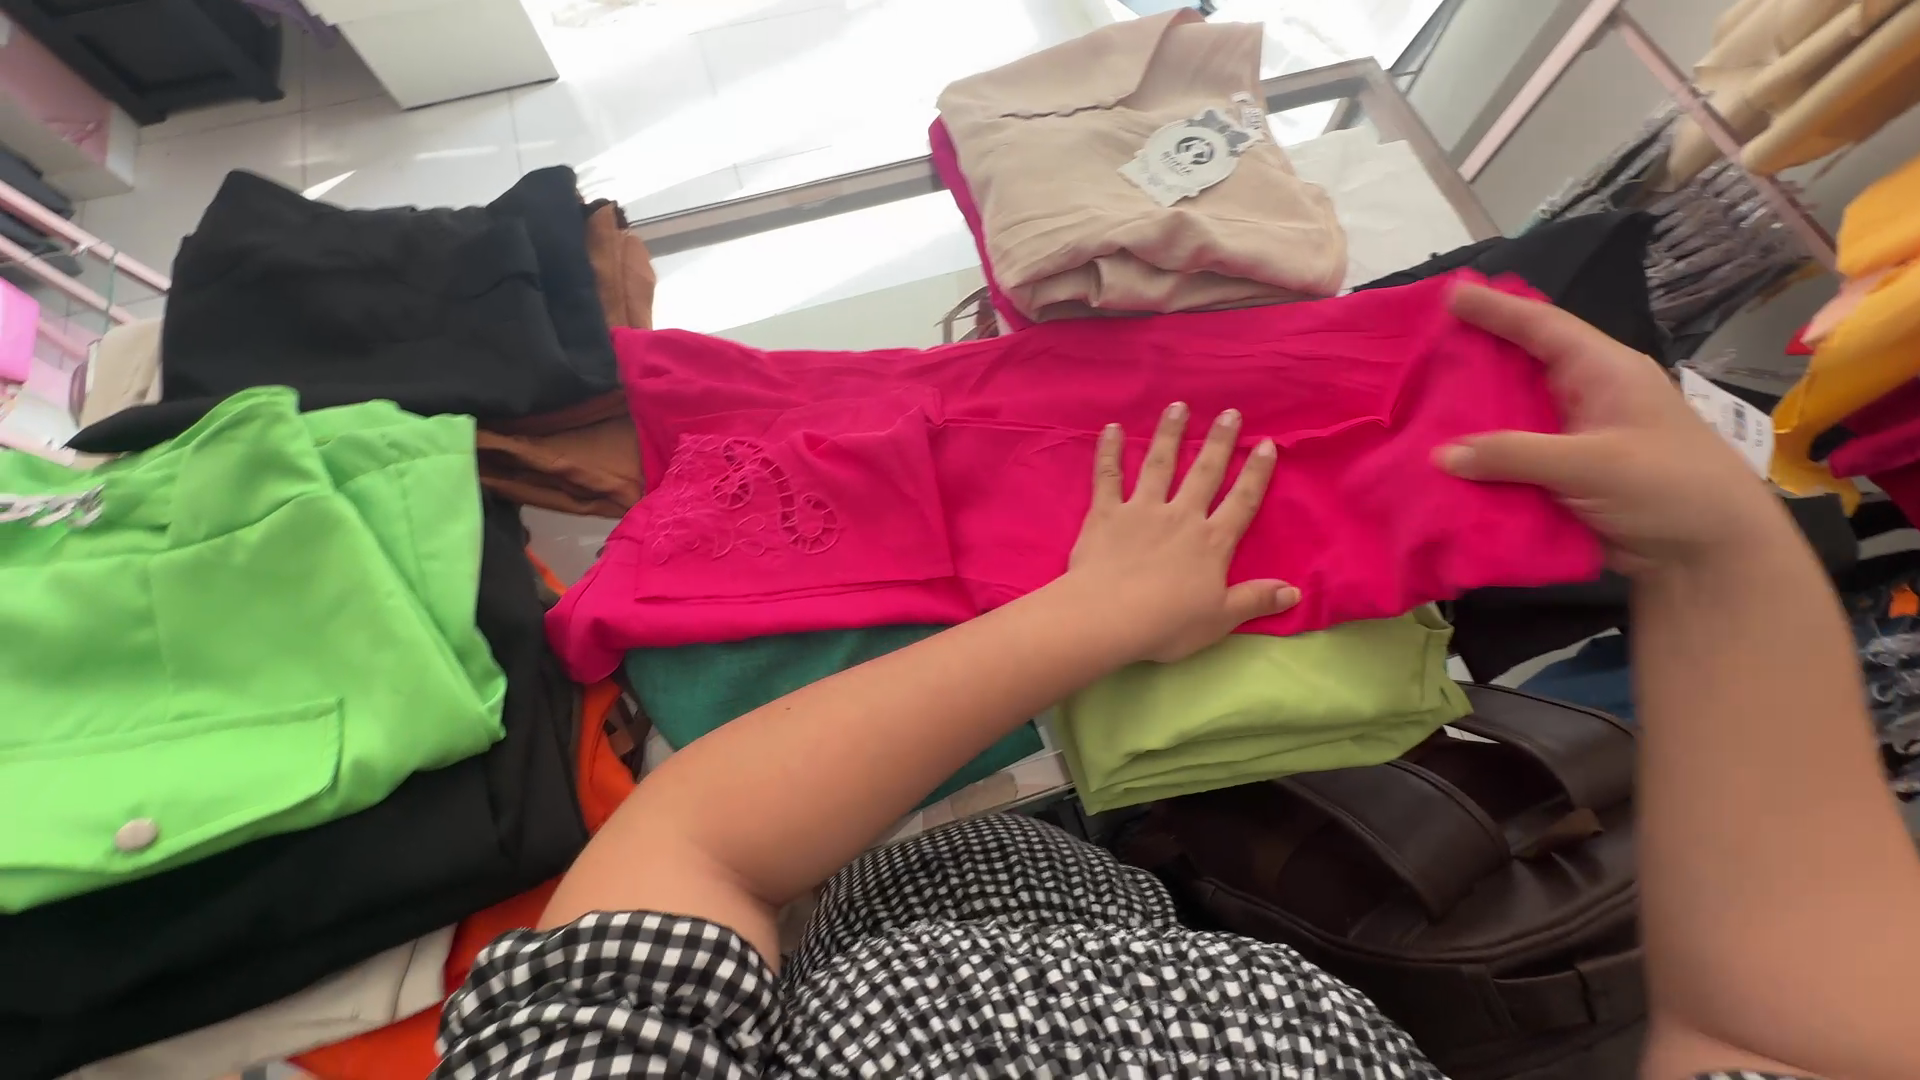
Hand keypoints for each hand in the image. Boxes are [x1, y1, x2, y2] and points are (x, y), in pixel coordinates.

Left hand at [1065, 401, 1298, 663]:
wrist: (1110, 616)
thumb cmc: (1167, 623)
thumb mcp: (1220, 618)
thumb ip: (1255, 600)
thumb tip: (1295, 592)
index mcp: (1212, 542)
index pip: (1241, 501)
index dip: (1256, 473)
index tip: (1266, 445)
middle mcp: (1181, 516)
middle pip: (1204, 473)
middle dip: (1219, 442)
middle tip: (1229, 412)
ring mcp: (1142, 510)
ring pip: (1159, 464)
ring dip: (1169, 434)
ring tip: (1178, 407)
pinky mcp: (1105, 513)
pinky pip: (1108, 476)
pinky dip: (1110, 451)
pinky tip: (1112, 429)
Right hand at [1435, 283, 1784, 577]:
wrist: (1705, 555)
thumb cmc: (1670, 489)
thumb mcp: (1594, 466)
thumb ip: (1514, 455)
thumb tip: (1440, 454)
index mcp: (1603, 373)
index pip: (1543, 327)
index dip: (1497, 308)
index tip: (1449, 293)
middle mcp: (1581, 395)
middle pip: (1516, 364)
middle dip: (1469, 353)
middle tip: (1417, 346)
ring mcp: (1567, 435)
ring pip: (1504, 411)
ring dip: (1463, 408)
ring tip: (1412, 398)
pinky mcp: (1554, 471)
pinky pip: (1501, 453)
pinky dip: (1470, 452)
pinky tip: (1432, 453)